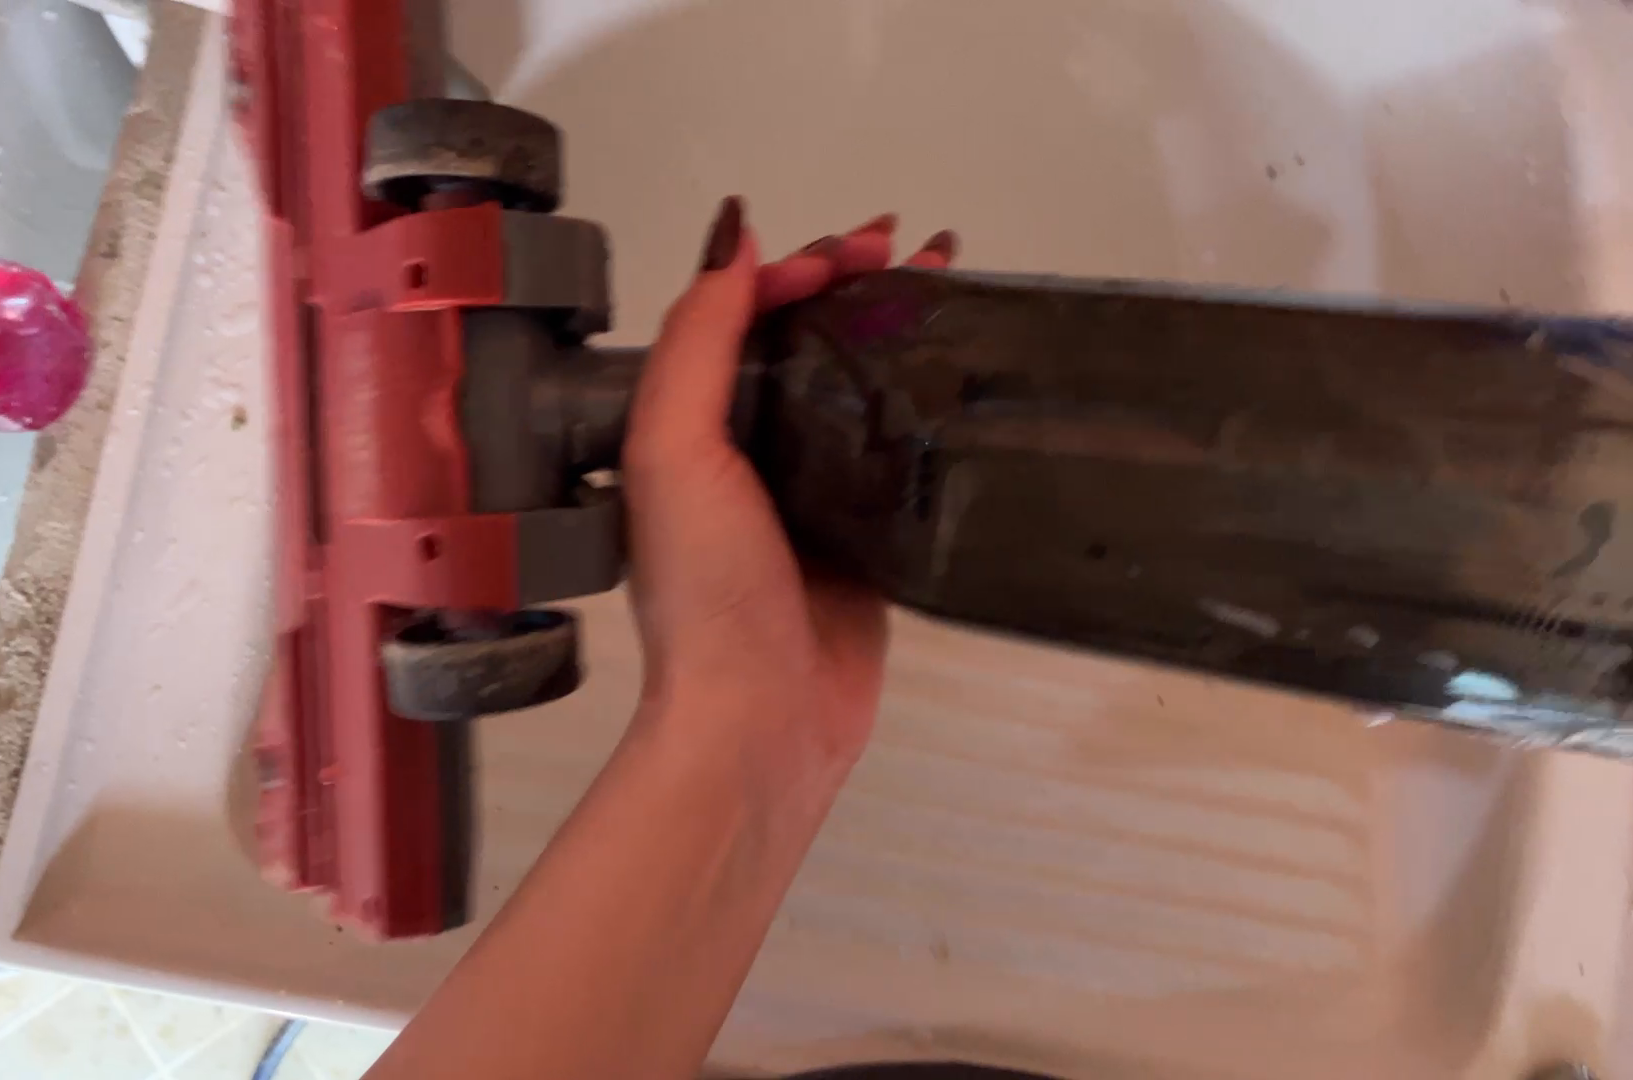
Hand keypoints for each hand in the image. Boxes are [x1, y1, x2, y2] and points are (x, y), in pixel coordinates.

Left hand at [621, 198, 956, 780]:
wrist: (762, 716)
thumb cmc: (711, 585)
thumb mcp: (674, 452)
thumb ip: (696, 343)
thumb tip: (735, 237)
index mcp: (691, 429)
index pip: (741, 322)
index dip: (791, 274)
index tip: (852, 255)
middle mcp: (747, 455)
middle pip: (802, 348)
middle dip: (850, 290)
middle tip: (911, 250)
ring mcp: (809, 495)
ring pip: (852, 393)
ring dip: (891, 337)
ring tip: (949, 286)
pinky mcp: (861, 535)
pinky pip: (890, 455)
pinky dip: (919, 410)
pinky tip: (958, 377)